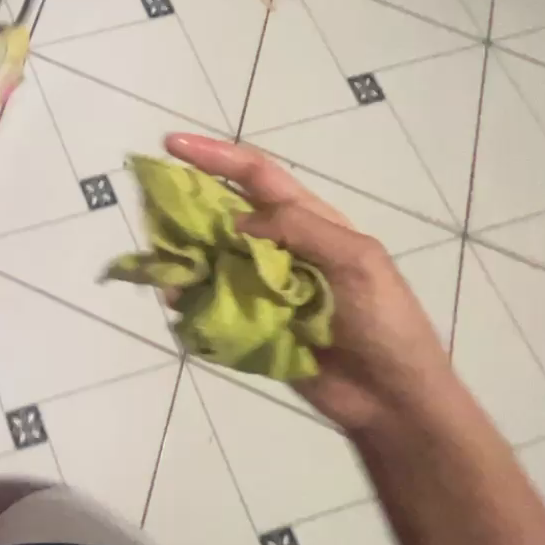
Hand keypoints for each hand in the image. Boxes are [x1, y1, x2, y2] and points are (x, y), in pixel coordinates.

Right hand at [165, 134, 457, 434]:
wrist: (393, 401)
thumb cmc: (386, 324)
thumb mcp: (359, 262)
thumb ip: (300, 228)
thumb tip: (235, 221)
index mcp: (307, 221)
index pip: (255, 174)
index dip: (214, 155)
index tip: (171, 144)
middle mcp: (274, 244)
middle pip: (218, 209)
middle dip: (183, 203)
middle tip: (152, 207)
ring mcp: (256, 280)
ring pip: (204, 252)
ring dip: (180, 254)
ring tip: (165, 264)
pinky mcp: (243, 315)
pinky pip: (202, 295)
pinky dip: (184, 294)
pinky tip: (178, 301)